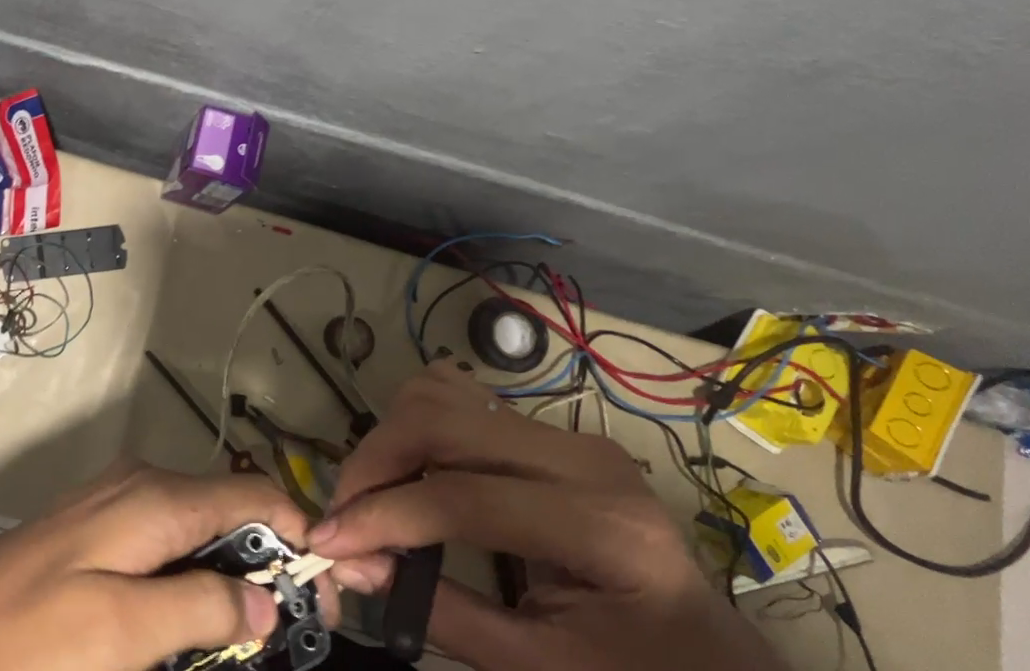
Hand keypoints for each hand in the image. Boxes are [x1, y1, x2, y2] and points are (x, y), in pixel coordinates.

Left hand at [0, 463, 324, 670]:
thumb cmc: (26, 636)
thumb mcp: (120, 630)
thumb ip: (200, 606)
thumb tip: (267, 601)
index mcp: (153, 498)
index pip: (254, 497)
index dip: (303, 537)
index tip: (336, 593)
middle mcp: (138, 487)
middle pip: (231, 511)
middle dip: (273, 560)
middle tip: (301, 627)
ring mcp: (113, 508)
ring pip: (200, 530)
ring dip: (236, 574)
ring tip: (258, 634)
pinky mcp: (95, 536)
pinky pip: (166, 546)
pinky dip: (196, 578)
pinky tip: (198, 623)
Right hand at [309, 363, 791, 670]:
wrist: (710, 662)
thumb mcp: (539, 667)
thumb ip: (442, 611)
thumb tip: (351, 564)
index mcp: (604, 528)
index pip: (461, 496)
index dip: (381, 516)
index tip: (326, 544)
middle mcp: (586, 459)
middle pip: (442, 420)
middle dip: (374, 464)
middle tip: (342, 518)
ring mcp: (567, 436)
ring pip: (443, 394)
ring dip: (391, 440)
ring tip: (373, 499)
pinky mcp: (548, 434)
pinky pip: (460, 401)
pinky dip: (416, 428)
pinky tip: (408, 474)